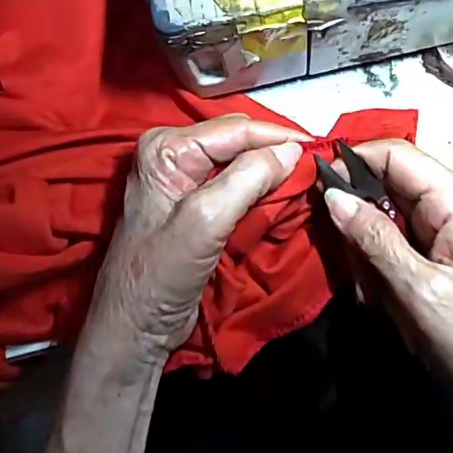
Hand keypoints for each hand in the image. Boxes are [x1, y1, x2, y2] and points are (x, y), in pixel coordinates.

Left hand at [87, 114, 308, 359]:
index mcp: (166, 147)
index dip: (277, 136)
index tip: (318, 146)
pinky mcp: (190, 197)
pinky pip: (233, 177)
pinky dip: (258, 181)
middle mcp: (171, 150)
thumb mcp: (205, 222)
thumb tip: (291, 150)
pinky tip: (280, 187)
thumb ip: (246, 179)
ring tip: (306, 171)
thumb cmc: (161, 272)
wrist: (134, 324)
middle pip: (235, 137)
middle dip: (274, 147)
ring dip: (269, 164)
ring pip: (237, 155)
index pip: (233, 129)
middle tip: (315, 161)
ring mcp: (180, 174)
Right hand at [321, 139, 452, 426]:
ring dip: (364, 247)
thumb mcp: (426, 295)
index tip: (317, 187)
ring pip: (381, 212)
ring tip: (371, 291)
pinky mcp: (436, 250)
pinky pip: (390, 237)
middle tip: (349, 262)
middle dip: (357, 216)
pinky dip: (375, 261)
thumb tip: (333, 195)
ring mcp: (444, 227)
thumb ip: (376, 240)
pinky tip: (379, 294)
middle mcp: (451, 205)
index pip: (395, 153)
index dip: (353, 161)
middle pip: (383, 182)